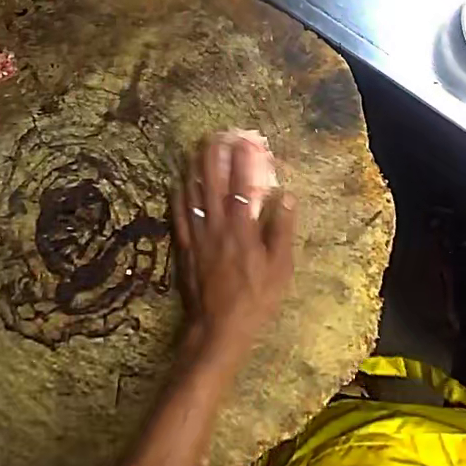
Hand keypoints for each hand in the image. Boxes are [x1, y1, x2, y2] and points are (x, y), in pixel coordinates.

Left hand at [169, 131, 296, 373]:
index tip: (245, 140)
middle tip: (214, 136)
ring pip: (193, 194)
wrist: (217, 329)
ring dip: (195, 169)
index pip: (243, 185)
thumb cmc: (255, 300)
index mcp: (242, 228)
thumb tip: (288, 197)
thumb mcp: (280, 269)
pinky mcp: (184, 247)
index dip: (243, 160)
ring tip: (195, 150)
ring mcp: (197, 235)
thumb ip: (282, 230)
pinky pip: (179, 215)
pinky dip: (178, 196)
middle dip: (213, 157)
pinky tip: (177, 183)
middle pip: (212, 183)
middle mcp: (217, 225)